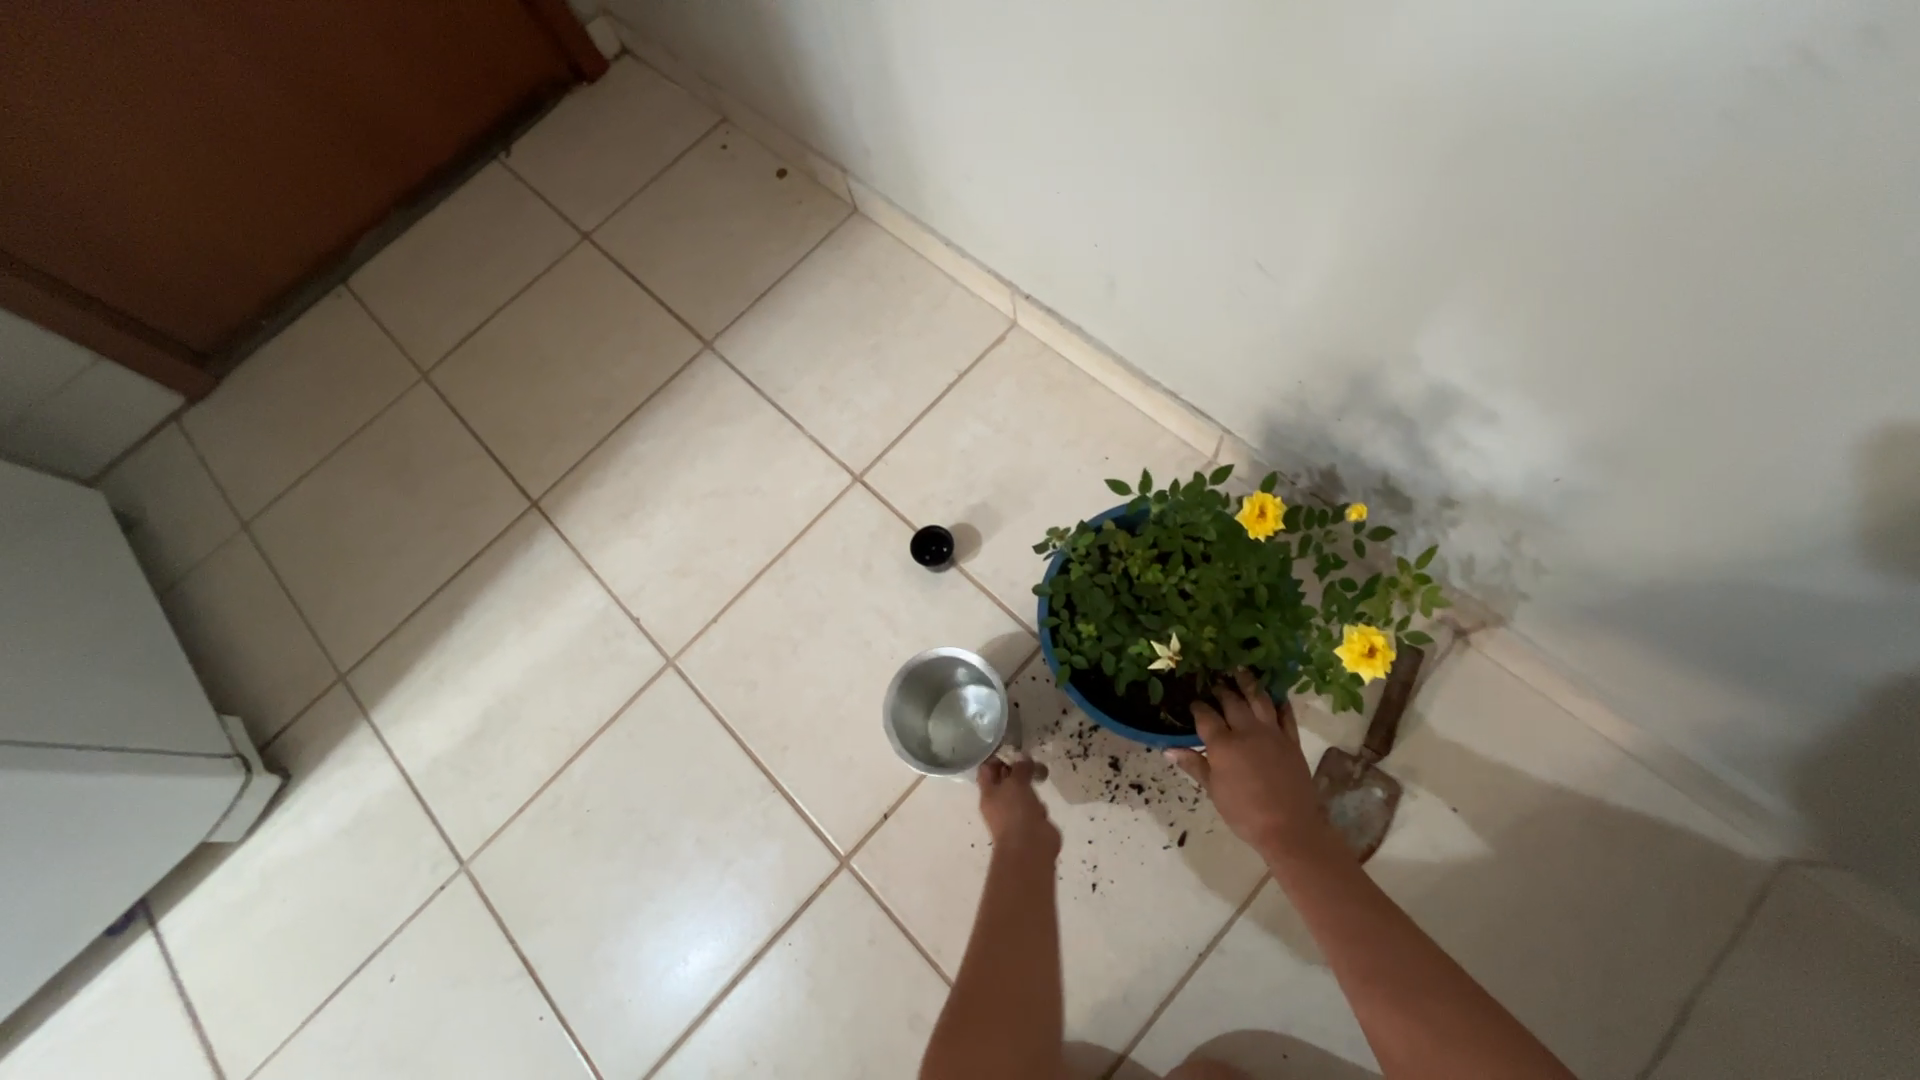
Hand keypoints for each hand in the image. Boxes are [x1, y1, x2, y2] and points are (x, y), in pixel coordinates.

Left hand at [976, 758, 1059, 855]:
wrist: (1030, 846)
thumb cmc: (1016, 811)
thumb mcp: (1016, 783)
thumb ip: (1019, 768)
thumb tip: (1023, 757)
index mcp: (988, 793)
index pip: (987, 770)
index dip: (996, 758)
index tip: (1012, 748)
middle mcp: (998, 803)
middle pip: (1005, 781)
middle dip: (1017, 771)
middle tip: (1030, 759)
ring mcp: (1014, 814)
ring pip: (1020, 794)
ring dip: (1029, 787)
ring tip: (1040, 776)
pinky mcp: (1030, 824)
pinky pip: (1033, 808)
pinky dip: (1039, 805)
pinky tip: (1043, 805)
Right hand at [1167, 669, 1326, 856]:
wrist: (1289, 827)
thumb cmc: (1244, 813)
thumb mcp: (1213, 790)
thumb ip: (1194, 765)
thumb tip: (1168, 750)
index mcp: (1223, 744)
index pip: (1206, 716)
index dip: (1198, 707)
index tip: (1193, 702)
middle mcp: (1246, 731)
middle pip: (1231, 702)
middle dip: (1221, 690)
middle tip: (1215, 682)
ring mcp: (1272, 734)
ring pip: (1259, 700)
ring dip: (1248, 684)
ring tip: (1240, 671)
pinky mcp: (1292, 741)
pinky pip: (1286, 715)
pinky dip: (1280, 703)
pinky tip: (1275, 696)